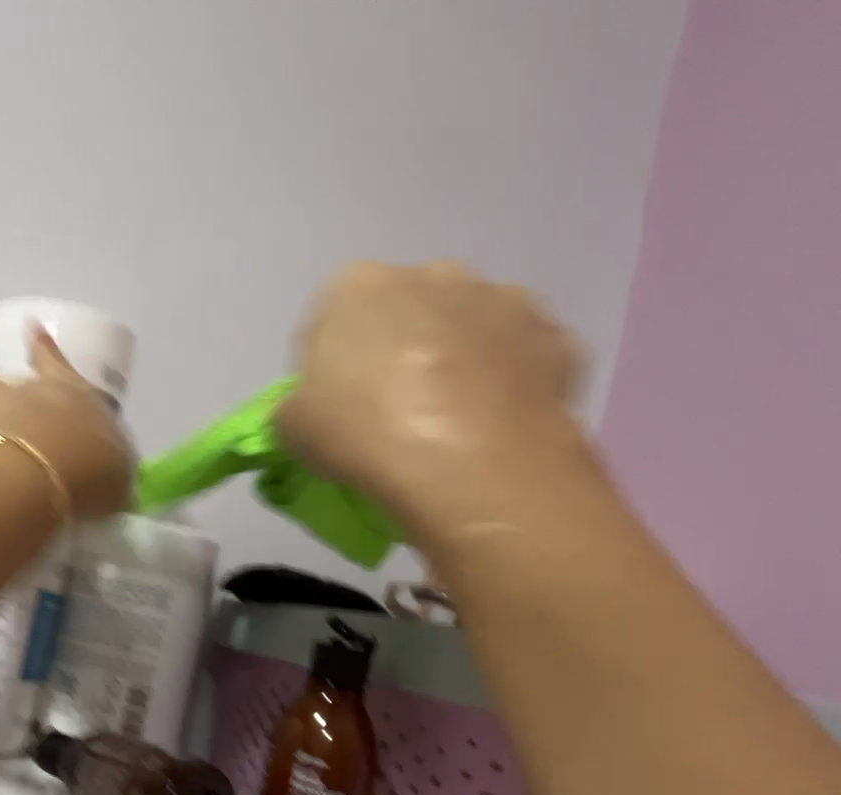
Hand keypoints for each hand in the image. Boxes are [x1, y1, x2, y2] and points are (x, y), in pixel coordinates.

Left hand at [0, 324, 133, 520]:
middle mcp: (30, 395)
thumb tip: (113, 481)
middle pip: (1, 377)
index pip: (57, 364)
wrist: (54, 470)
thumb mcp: (118, 471)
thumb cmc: (96, 466)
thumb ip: (112, 471)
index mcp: (74, 394)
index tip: (29, 326)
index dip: (44, 347)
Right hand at [275, 261, 590, 533]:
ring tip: (447, 420)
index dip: (329, 360)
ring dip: (457, 358)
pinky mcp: (557, 337)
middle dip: (398, 346)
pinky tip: (492, 424)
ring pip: (468, 326)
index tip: (333, 400)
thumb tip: (319, 408)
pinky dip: (508, 381)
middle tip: (387, 408)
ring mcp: (504, 300)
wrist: (470, 465)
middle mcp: (432, 275)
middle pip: (405, 310)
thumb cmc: (361, 432)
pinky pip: (520, 356)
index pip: (331, 315)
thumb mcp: (290, 425)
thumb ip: (299, 403)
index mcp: (356, 287)